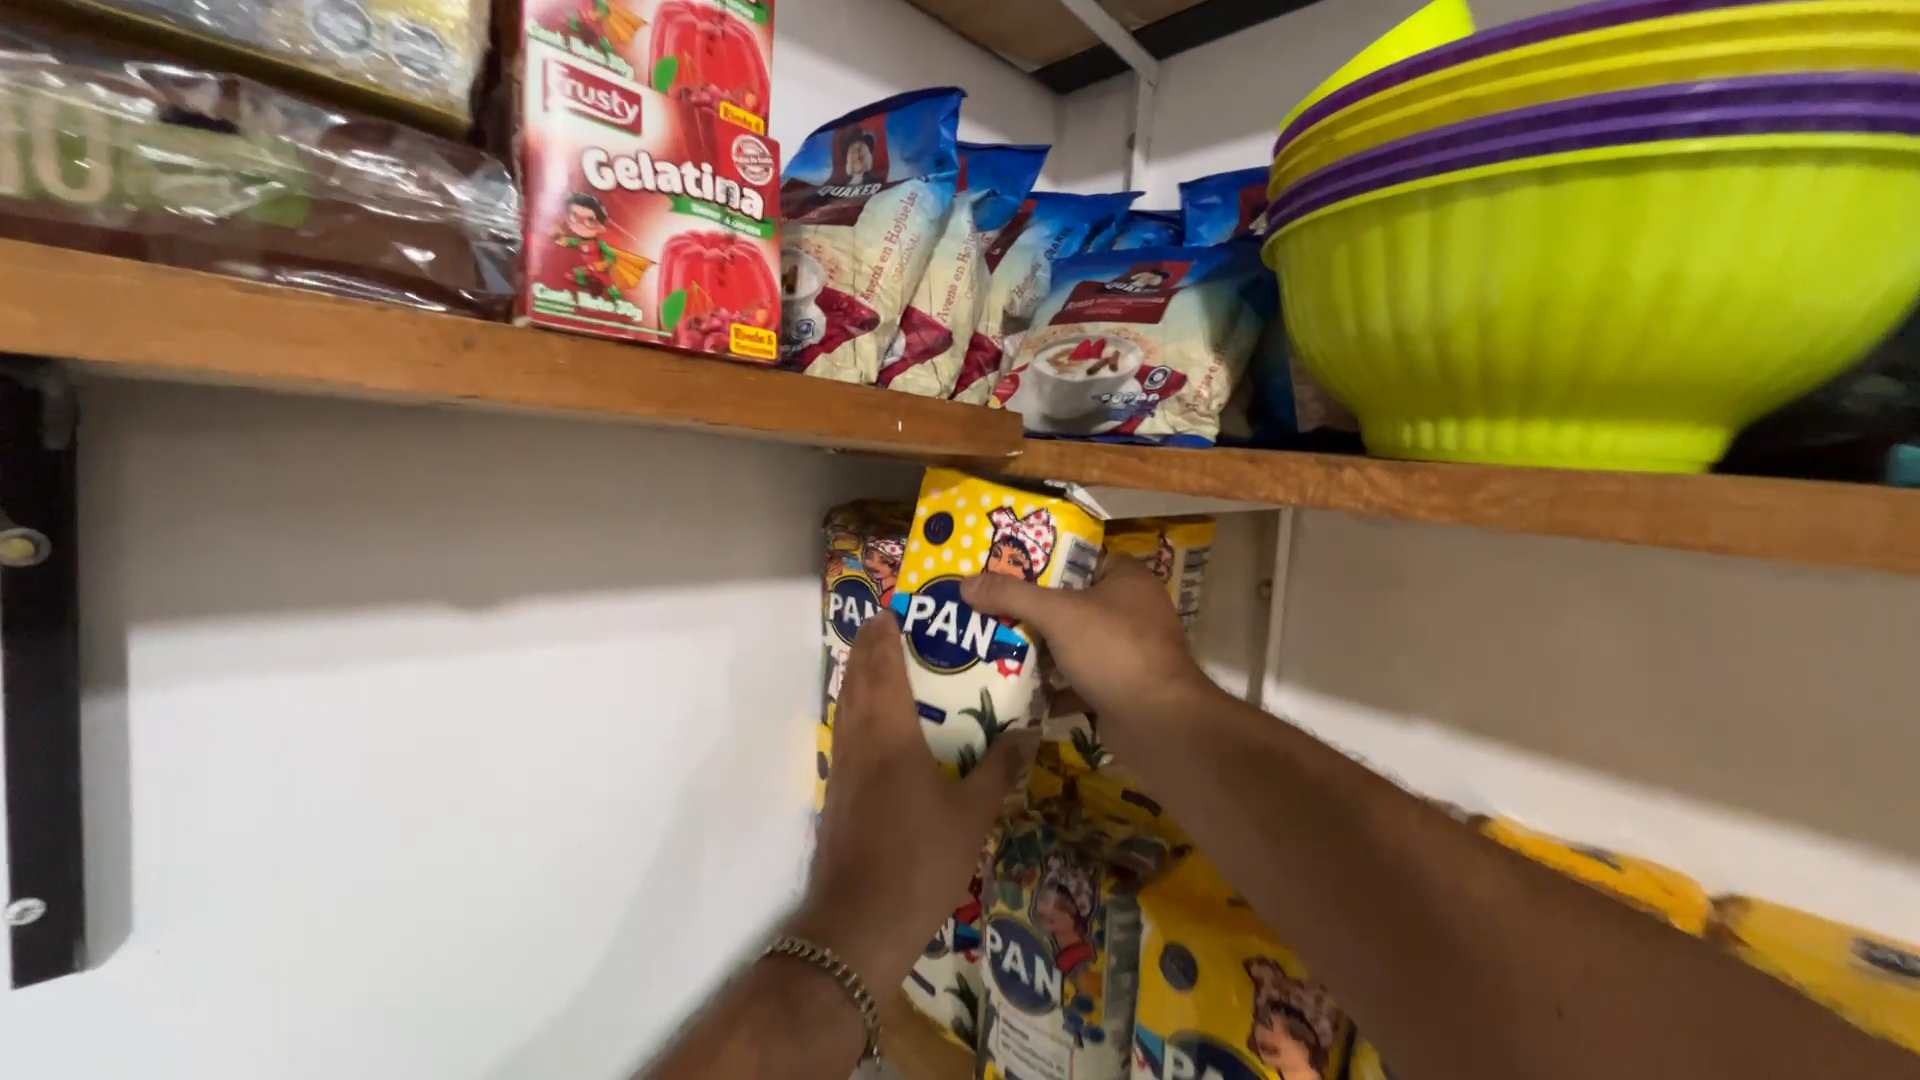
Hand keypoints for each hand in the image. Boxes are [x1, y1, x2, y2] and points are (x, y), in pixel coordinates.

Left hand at [791, 611, 1033, 991]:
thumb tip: (1025, 733)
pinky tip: (871, 727)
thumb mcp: (973, 814)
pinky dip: (853, 711)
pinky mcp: (836, 795)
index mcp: (890, 733)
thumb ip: (998, 769)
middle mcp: (859, 740)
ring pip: (844, 707)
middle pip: (854, 679)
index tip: (889, 611)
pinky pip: (843, 733)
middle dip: (865, 648)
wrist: (861, 920)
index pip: (882, 667)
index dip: (883, 637)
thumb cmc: (921, 858)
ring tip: (875, 664)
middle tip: (883, 626)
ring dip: (855, 677)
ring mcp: (842, 769)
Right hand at [961, 555, 1221, 730]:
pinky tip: (1020, 690)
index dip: (1045, 562)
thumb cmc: (1113, 650)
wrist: (1158, 722)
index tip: (1006, 569)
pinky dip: (1054, 686)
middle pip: (1073, 603)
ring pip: (1075, 644)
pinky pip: (1080, 681)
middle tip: (991, 610)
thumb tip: (965, 583)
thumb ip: (1011, 595)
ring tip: (996, 647)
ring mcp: (1130, 652)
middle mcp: (1133, 611)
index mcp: (1127, 579)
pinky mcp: (1122, 688)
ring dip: (1042, 650)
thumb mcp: (1057, 614)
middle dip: (1034, 611)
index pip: (1082, 558)